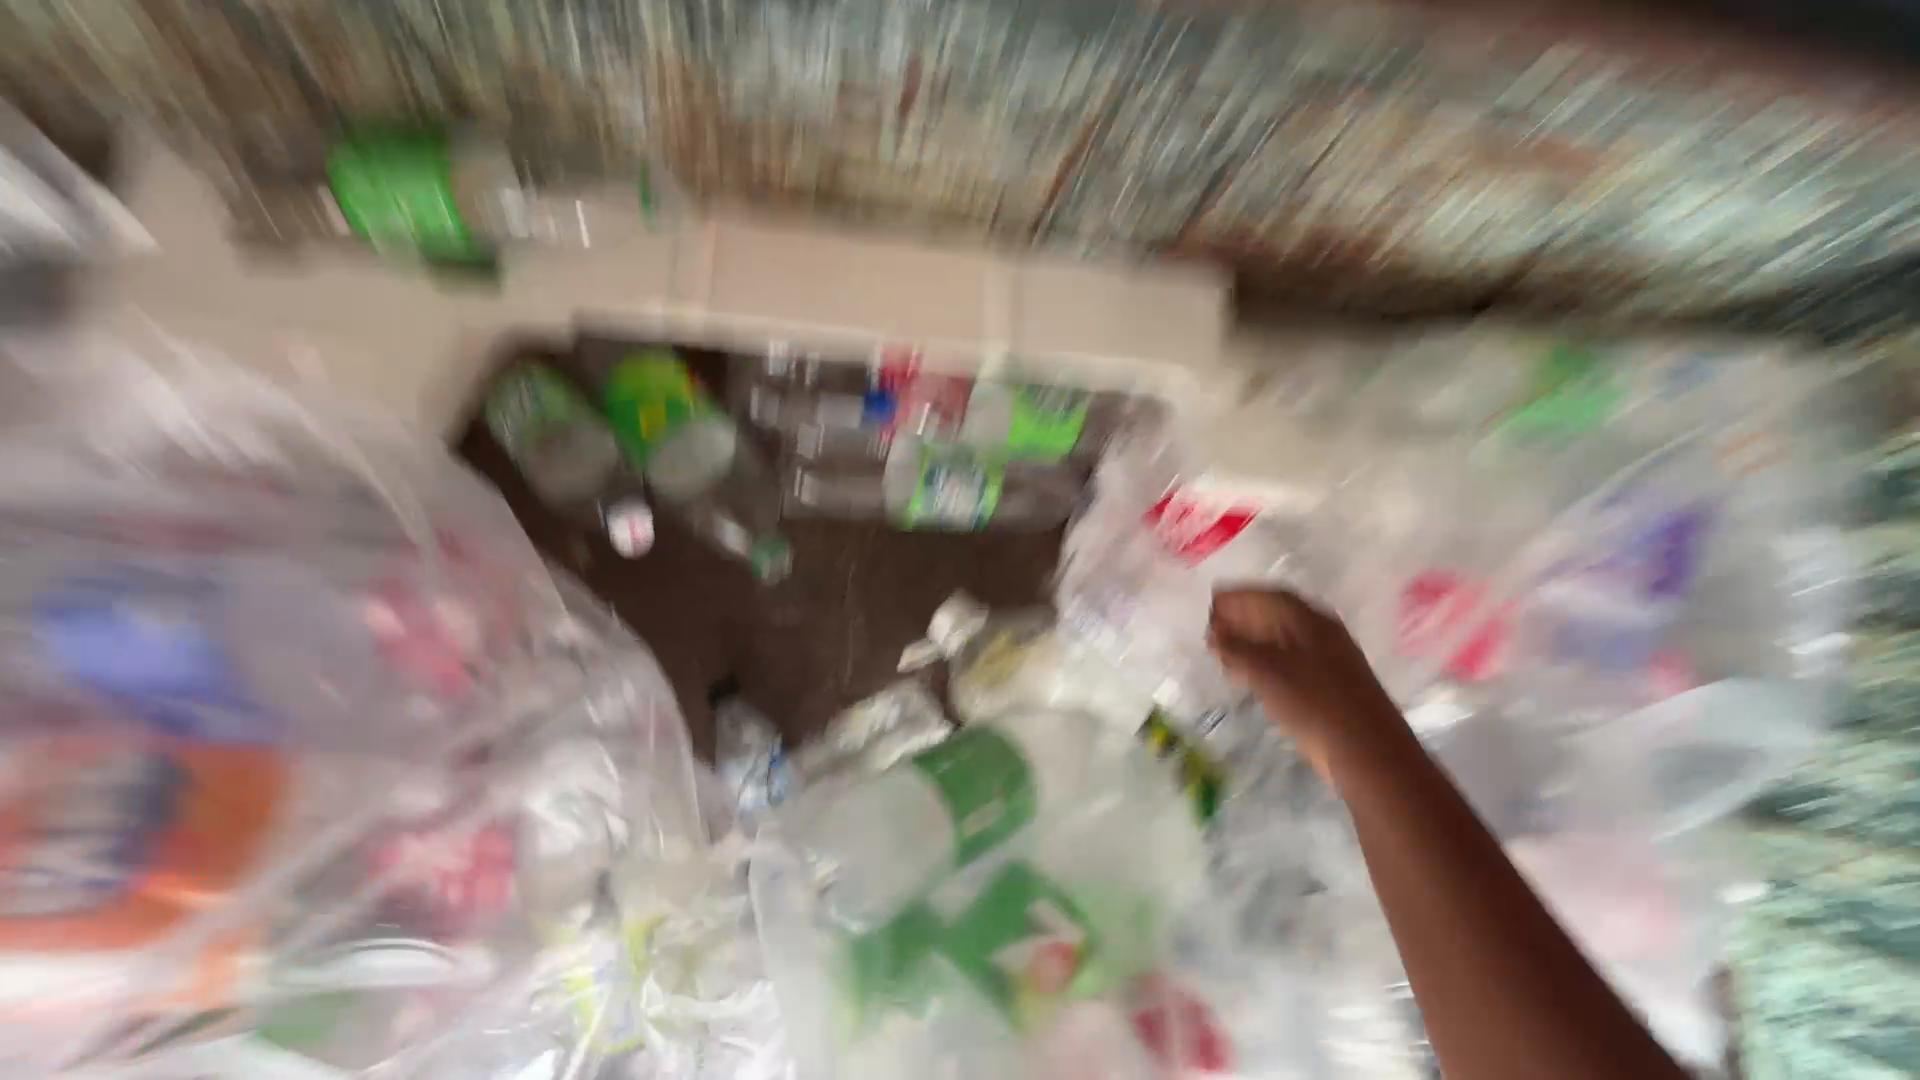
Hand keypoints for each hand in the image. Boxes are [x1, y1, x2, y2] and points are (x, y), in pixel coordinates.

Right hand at [1207, 587, 1407, 777]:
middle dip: (1242, 617)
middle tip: (1210, 627)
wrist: (1366, 751)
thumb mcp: (1266, 672)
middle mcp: (1321, 631)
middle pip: (1276, 614)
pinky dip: (1264, 660)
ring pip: (1282, 639)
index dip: (1237, 596)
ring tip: (1222, 651)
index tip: (1209, 602)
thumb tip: (1213, 634)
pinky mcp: (1329, 683)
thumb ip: (1235, 649)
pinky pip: (1289, 660)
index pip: (1268, 595)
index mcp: (1308, 619)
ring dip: (1251, 640)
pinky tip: (1248, 675)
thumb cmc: (1313, 703)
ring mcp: (1328, 658)